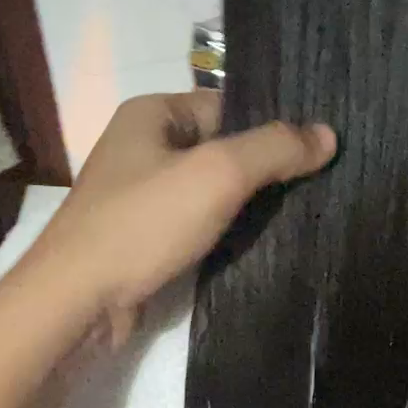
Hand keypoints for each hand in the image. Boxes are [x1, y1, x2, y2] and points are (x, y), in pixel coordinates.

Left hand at [19, 91, 336, 351]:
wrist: (80, 300)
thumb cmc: (143, 224)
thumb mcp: (217, 174)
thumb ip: (274, 150)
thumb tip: (328, 135)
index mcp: (151, 113)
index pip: (227, 106)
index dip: (269, 129)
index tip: (314, 155)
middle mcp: (142, 149)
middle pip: (220, 152)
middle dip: (261, 173)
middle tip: (314, 192)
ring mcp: (140, 199)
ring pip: (208, 196)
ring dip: (244, 211)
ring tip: (296, 222)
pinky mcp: (143, 244)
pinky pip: (194, 230)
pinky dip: (222, 239)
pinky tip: (255, 251)